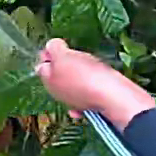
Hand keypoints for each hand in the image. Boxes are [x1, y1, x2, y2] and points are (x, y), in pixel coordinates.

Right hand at [35, 39, 155, 129]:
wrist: (113, 97)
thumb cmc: (79, 86)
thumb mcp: (51, 80)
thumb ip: (44, 72)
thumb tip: (42, 67)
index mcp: (63, 53)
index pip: (51, 45)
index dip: (46, 55)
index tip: (44, 67)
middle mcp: (80, 57)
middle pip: (65, 63)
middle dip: (60, 76)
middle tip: (56, 88)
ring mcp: (95, 68)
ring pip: (78, 78)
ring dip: (73, 90)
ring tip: (71, 104)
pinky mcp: (106, 81)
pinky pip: (90, 89)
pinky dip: (85, 99)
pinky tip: (82, 111)